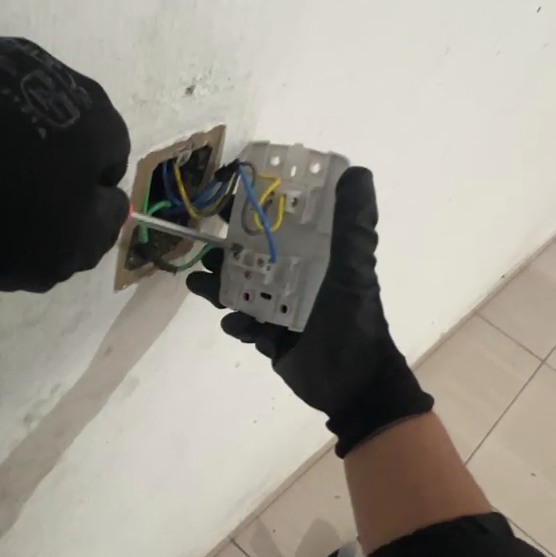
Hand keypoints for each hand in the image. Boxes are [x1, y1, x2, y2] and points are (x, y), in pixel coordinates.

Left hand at [0, 31, 130, 314]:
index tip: (55, 217)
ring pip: (7, 102)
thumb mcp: (67, 249)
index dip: (86, 190)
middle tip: (10, 198)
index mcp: (93, 115)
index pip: (110, 153)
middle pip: (59, 120)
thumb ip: (102, 225)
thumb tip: (106, 203)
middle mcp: (47, 68)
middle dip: (44, 155)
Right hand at [187, 166, 432, 454]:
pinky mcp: (273, 339)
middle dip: (227, 255)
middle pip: (253, 259)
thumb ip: (353, 225)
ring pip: (242, 292)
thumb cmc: (354, 321)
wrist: (354, 385)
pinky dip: (238, 325)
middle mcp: (297, 279)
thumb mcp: (354, 268)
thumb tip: (356, 171)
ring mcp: (283, 310)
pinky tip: (237, 325)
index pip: (282, 226)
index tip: (230, 201)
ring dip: (219, 289)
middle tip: (206, 250)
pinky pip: (246, 326)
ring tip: (199, 285)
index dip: (256, 213)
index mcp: (317, 258)